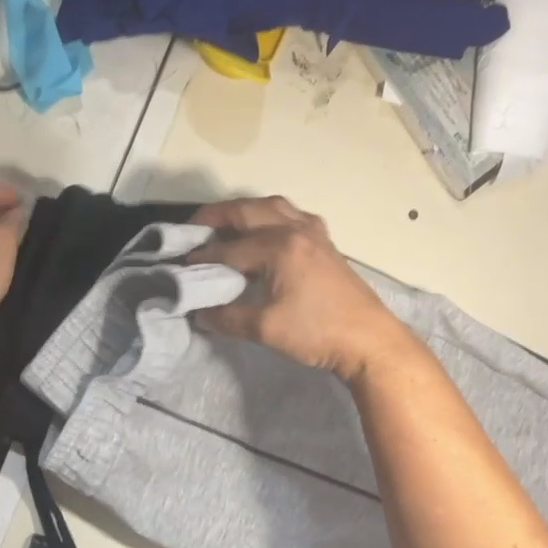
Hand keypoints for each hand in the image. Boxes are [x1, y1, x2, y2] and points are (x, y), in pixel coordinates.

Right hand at [186, 197, 405, 381]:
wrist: (367, 341)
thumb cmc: (316, 333)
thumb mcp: (265, 329)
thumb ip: (228, 317)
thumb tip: (200, 314)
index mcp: (280, 247)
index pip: (230, 249)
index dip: (202, 258)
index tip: (180, 266)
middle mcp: (296, 230)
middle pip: (249, 211)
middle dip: (217, 216)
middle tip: (192, 228)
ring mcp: (314, 234)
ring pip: (273, 207)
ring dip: (245, 211)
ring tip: (224, 225)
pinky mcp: (325, 244)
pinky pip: (292, 217)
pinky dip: (271, 218)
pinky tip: (265, 232)